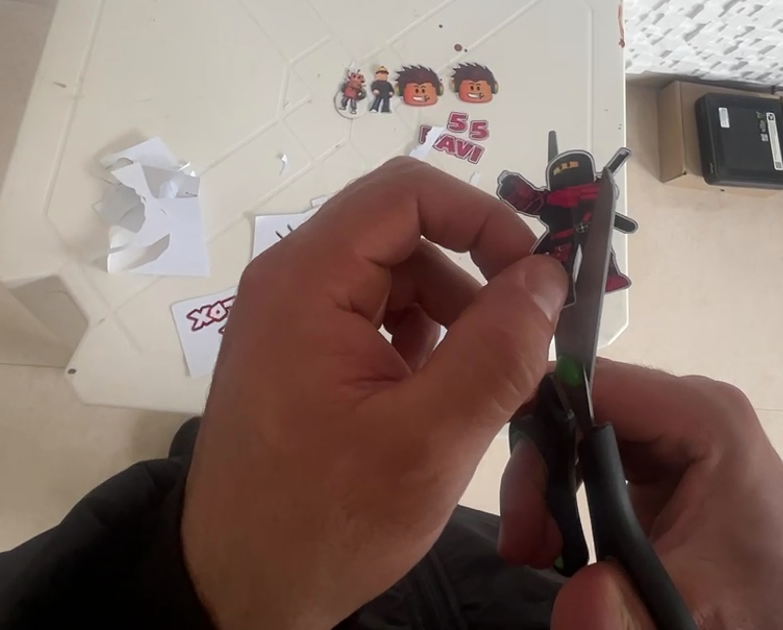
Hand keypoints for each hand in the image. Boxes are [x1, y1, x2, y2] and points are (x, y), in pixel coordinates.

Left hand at [181, 158, 570, 629]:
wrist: (236, 591)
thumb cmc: (322, 520)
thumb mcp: (427, 442)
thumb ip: (497, 352)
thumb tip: (546, 276)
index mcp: (308, 278)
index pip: (406, 192)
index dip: (479, 215)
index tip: (530, 271)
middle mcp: (295, 275)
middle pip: (403, 226)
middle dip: (472, 266)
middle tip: (522, 326)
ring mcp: (296, 307)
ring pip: (398, 267)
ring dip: (452, 306)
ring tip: (482, 375)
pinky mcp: (305, 340)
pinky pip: (379, 304)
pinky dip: (423, 331)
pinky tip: (436, 387)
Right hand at [499, 361, 782, 629]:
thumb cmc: (770, 609)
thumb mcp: (699, 608)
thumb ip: (634, 606)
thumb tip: (575, 602)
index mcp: (702, 414)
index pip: (594, 380)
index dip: (538, 414)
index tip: (512, 490)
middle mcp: (683, 404)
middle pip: (577, 403)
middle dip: (541, 467)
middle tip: (523, 541)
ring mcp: (671, 427)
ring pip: (576, 427)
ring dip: (546, 484)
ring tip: (536, 548)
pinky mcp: (661, 454)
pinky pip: (589, 450)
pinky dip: (563, 491)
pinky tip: (558, 538)